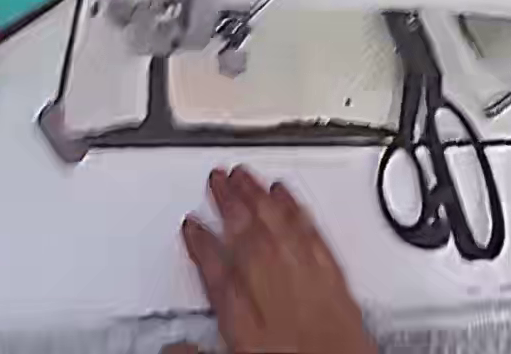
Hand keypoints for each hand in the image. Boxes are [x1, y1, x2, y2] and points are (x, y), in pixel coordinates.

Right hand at [169, 167, 375, 353]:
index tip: (191, 223)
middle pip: (249, 240)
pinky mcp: (338, 285)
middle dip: (230, 204)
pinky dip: (297, 210)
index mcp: (249, 330)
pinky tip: (286, 193)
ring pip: (279, 229)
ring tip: (244, 175)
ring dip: (259, 197)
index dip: (200, 245)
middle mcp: (279, 302)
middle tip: (217, 178)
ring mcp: (310, 288)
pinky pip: (314, 237)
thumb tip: (173, 347)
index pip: (217, 277)